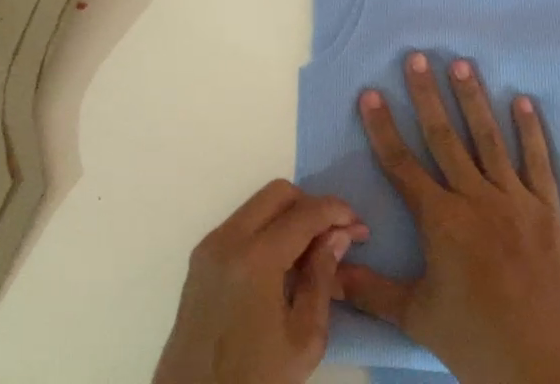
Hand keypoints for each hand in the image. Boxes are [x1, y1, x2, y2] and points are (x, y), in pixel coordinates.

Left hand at [153, 179, 367, 383]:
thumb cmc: (255, 376)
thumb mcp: (304, 338)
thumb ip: (322, 278)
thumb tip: (337, 235)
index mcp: (254, 259)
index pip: (304, 213)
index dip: (337, 213)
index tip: (359, 227)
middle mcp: (226, 240)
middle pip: (278, 193)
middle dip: (312, 207)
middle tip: (334, 236)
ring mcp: (209, 247)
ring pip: (257, 205)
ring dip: (289, 217)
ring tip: (312, 253)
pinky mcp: (200, 259)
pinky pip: (241, 224)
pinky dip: (267, 229)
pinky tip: (284, 263)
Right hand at [340, 54, 559, 383]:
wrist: (542, 356)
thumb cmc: (475, 336)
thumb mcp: (415, 315)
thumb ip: (371, 289)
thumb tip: (330, 269)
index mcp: (441, 219)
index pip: (402, 164)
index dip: (382, 128)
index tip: (370, 94)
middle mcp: (475, 198)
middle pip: (444, 138)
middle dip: (427, 95)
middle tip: (417, 57)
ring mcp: (514, 199)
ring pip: (488, 139)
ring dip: (473, 100)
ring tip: (462, 64)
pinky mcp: (547, 208)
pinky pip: (537, 161)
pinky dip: (530, 131)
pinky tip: (523, 101)